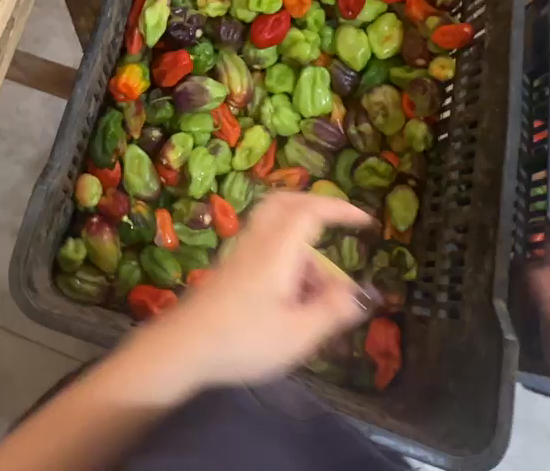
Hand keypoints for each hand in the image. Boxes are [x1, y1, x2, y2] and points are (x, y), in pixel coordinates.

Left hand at [110, 192, 372, 400]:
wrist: (183, 345)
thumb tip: (357, 293)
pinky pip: (266, 247)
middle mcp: (257, 241)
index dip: (339, 209)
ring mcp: (240, 253)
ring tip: (323, 294)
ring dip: (304, 246)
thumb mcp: (298, 334)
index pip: (310, 211)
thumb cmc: (243, 339)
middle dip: (316, 208)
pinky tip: (296, 298)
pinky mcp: (231, 268)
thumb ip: (331, 311)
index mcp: (277, 249)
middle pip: (285, 203)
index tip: (365, 220)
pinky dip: (288, 258)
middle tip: (342, 226)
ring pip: (276, 228)